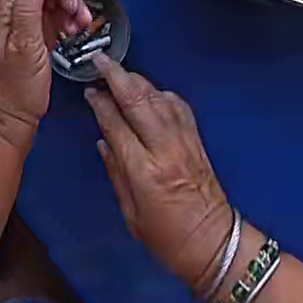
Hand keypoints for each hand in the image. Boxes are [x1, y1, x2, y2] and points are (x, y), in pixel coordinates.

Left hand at [0, 0, 90, 145]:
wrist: (14, 117)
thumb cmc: (15, 89)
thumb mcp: (25, 45)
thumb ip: (29, 9)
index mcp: (8, 11)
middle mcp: (16, 13)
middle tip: (77, 9)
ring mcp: (29, 24)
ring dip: (73, 7)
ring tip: (81, 23)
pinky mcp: (40, 35)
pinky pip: (59, 16)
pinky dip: (71, 19)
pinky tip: (76, 31)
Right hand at [86, 56, 234, 297]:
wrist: (213, 242)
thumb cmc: (166, 237)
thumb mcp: (130, 213)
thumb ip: (116, 172)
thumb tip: (103, 140)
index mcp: (144, 170)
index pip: (116, 125)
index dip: (100, 104)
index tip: (89, 90)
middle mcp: (165, 147)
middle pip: (138, 101)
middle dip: (117, 77)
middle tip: (100, 60)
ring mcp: (184, 139)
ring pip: (158, 98)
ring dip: (137, 81)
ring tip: (119, 72)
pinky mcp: (196, 137)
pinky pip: (177, 105)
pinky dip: (160, 93)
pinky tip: (149, 91)